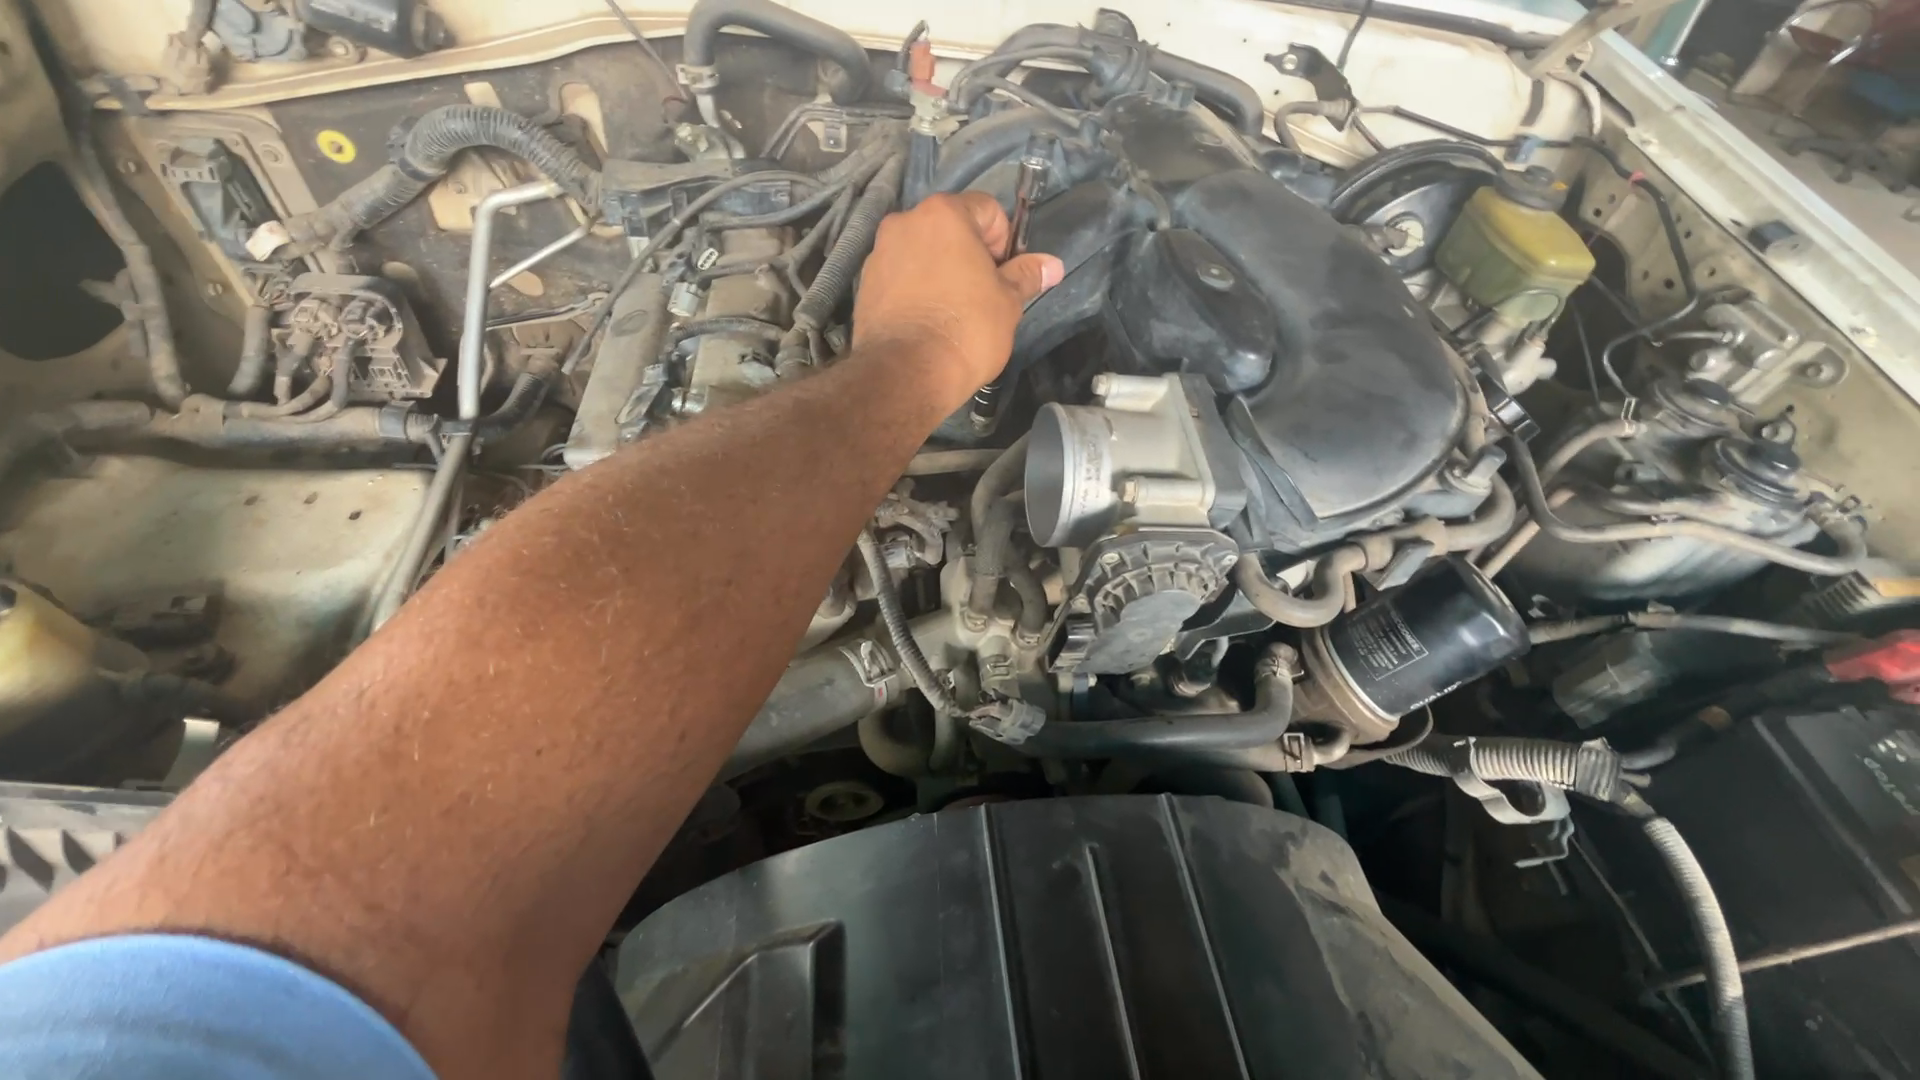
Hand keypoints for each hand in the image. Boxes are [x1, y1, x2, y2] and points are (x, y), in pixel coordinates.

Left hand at [852, 192, 1064, 409]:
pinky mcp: (865, 285)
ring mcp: (879, 253)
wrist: (906, 373)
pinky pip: (901, 277)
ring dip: (941, 271)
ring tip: (952, 312)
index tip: (1004, 275)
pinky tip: (927, 321)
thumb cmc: (966, 329)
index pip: (987, 209)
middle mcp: (905, 222)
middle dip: (970, 255)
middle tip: (982, 295)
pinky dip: (916, 289)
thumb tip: (1053, 265)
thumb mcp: (1007, 302)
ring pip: (923, 252)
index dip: (1003, 241)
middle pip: (950, 229)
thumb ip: (1026, 275)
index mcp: (944, 214)